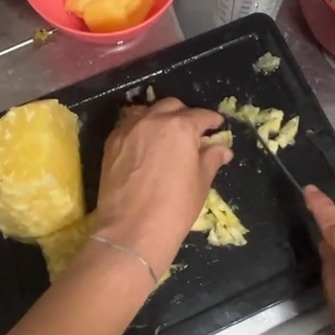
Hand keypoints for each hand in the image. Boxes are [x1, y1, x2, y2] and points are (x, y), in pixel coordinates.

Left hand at [90, 99, 232, 277]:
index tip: (217, 125)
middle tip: (192, 131)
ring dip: (159, 117)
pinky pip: (128, 125)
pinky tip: (144, 143)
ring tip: (165, 134)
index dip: (211, 120)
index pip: (201, 116)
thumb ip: (211, 159)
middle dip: (185, 115)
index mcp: (181, 127)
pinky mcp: (112, 143)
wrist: (133, 228)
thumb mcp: (201, 183)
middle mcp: (154, 120)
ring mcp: (129, 129)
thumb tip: (222, 149)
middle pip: (172, 106)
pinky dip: (140, 128)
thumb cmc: (175, 207)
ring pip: (147, 111)